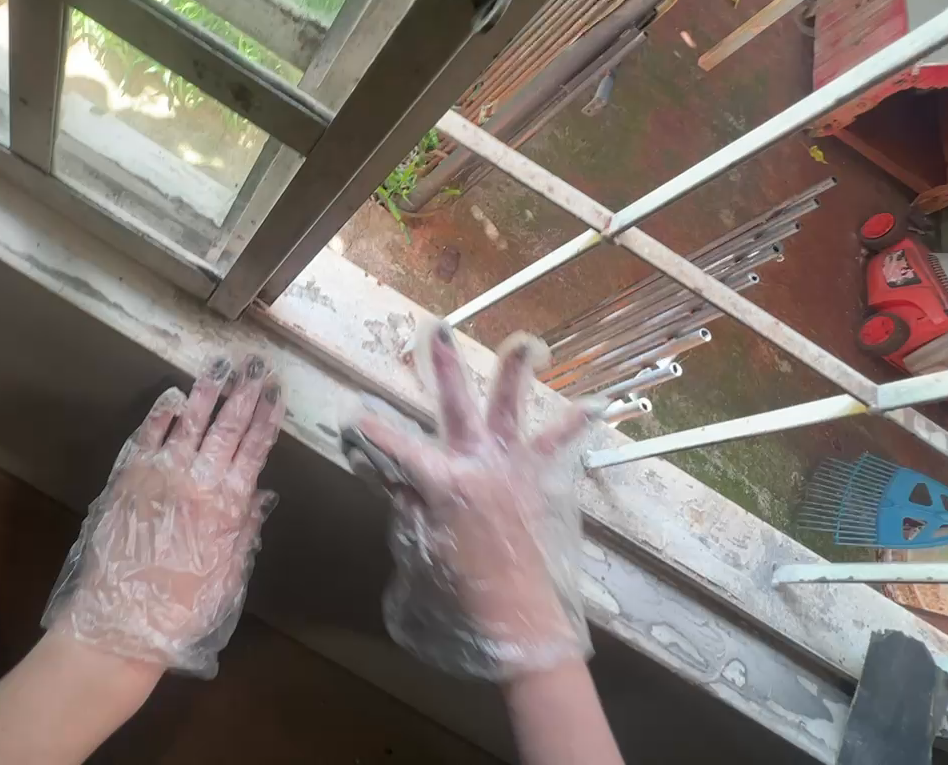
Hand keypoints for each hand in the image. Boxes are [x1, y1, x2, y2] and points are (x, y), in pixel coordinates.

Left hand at [43, 355, 284, 677]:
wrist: (119, 624)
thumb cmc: (181, 608)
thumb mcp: (228, 576)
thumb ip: (245, 530)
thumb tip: (263, 494)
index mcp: (226, 505)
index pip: (254, 450)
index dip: (267, 418)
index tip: (277, 392)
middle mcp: (197, 480)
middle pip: (227, 426)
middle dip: (245, 392)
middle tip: (256, 363)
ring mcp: (160, 473)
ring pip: (190, 421)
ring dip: (207, 390)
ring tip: (219, 362)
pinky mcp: (128, 476)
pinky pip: (148, 435)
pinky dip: (161, 413)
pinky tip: (173, 394)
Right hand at [356, 323, 591, 679]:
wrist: (518, 617)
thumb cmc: (460, 582)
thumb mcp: (419, 539)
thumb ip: (404, 497)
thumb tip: (383, 467)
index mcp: (444, 482)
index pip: (397, 448)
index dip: (372, 432)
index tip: (352, 417)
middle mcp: (478, 464)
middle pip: (456, 407)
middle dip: (444, 367)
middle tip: (438, 331)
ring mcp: (512, 467)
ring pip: (510, 412)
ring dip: (514, 376)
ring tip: (524, 344)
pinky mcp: (537, 480)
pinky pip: (556, 447)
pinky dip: (571, 426)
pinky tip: (595, 403)